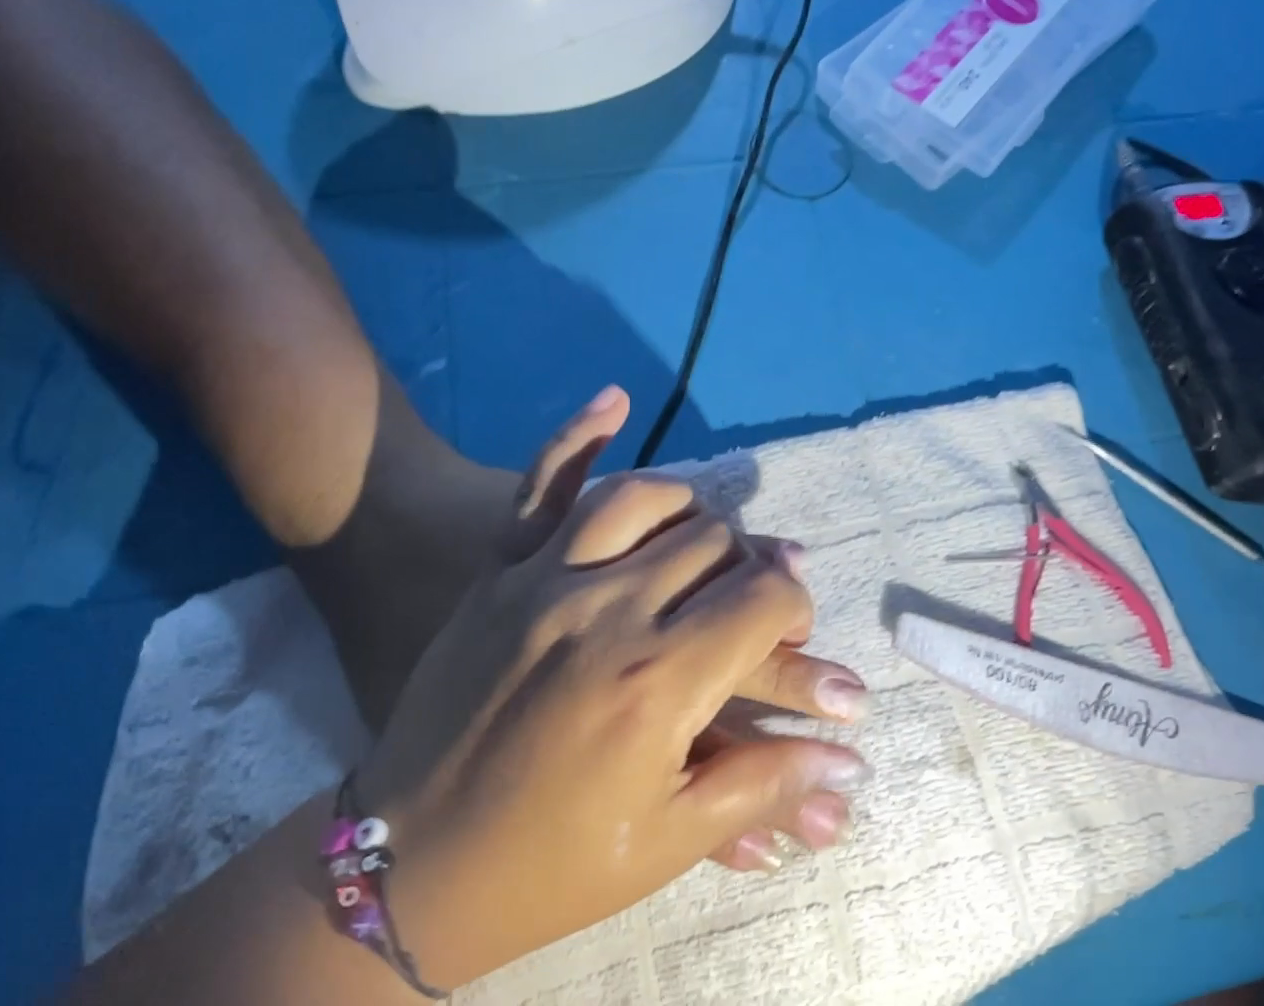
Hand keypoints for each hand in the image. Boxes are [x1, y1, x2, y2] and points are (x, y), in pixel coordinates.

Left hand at [354, 397, 871, 988]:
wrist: (409, 865)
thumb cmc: (551, 865)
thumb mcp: (667, 841)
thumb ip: (766, 786)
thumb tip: (854, 762)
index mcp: (661, 680)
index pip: (765, 598)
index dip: (796, 607)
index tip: (793, 635)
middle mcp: (611, 608)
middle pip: (714, 543)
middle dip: (754, 566)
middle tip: (756, 602)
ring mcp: (547, 579)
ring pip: (645, 498)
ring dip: (693, 509)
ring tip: (708, 537)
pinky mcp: (500, 573)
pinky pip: (541, 485)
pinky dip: (580, 434)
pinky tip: (616, 397)